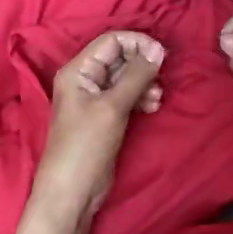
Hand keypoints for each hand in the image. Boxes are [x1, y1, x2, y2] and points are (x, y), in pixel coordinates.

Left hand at [30, 31, 165, 227]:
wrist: (71, 193)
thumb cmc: (85, 146)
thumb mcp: (113, 107)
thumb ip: (136, 76)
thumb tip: (159, 49)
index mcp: (78, 70)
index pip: (111, 40)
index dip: (138, 42)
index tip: (161, 55)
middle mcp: (85, 79)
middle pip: (120, 56)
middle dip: (143, 65)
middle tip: (161, 79)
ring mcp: (95, 98)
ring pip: (127, 76)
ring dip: (145, 82)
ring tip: (156, 98)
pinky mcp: (106, 115)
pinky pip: (127, 94)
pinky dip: (141, 96)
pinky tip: (152, 106)